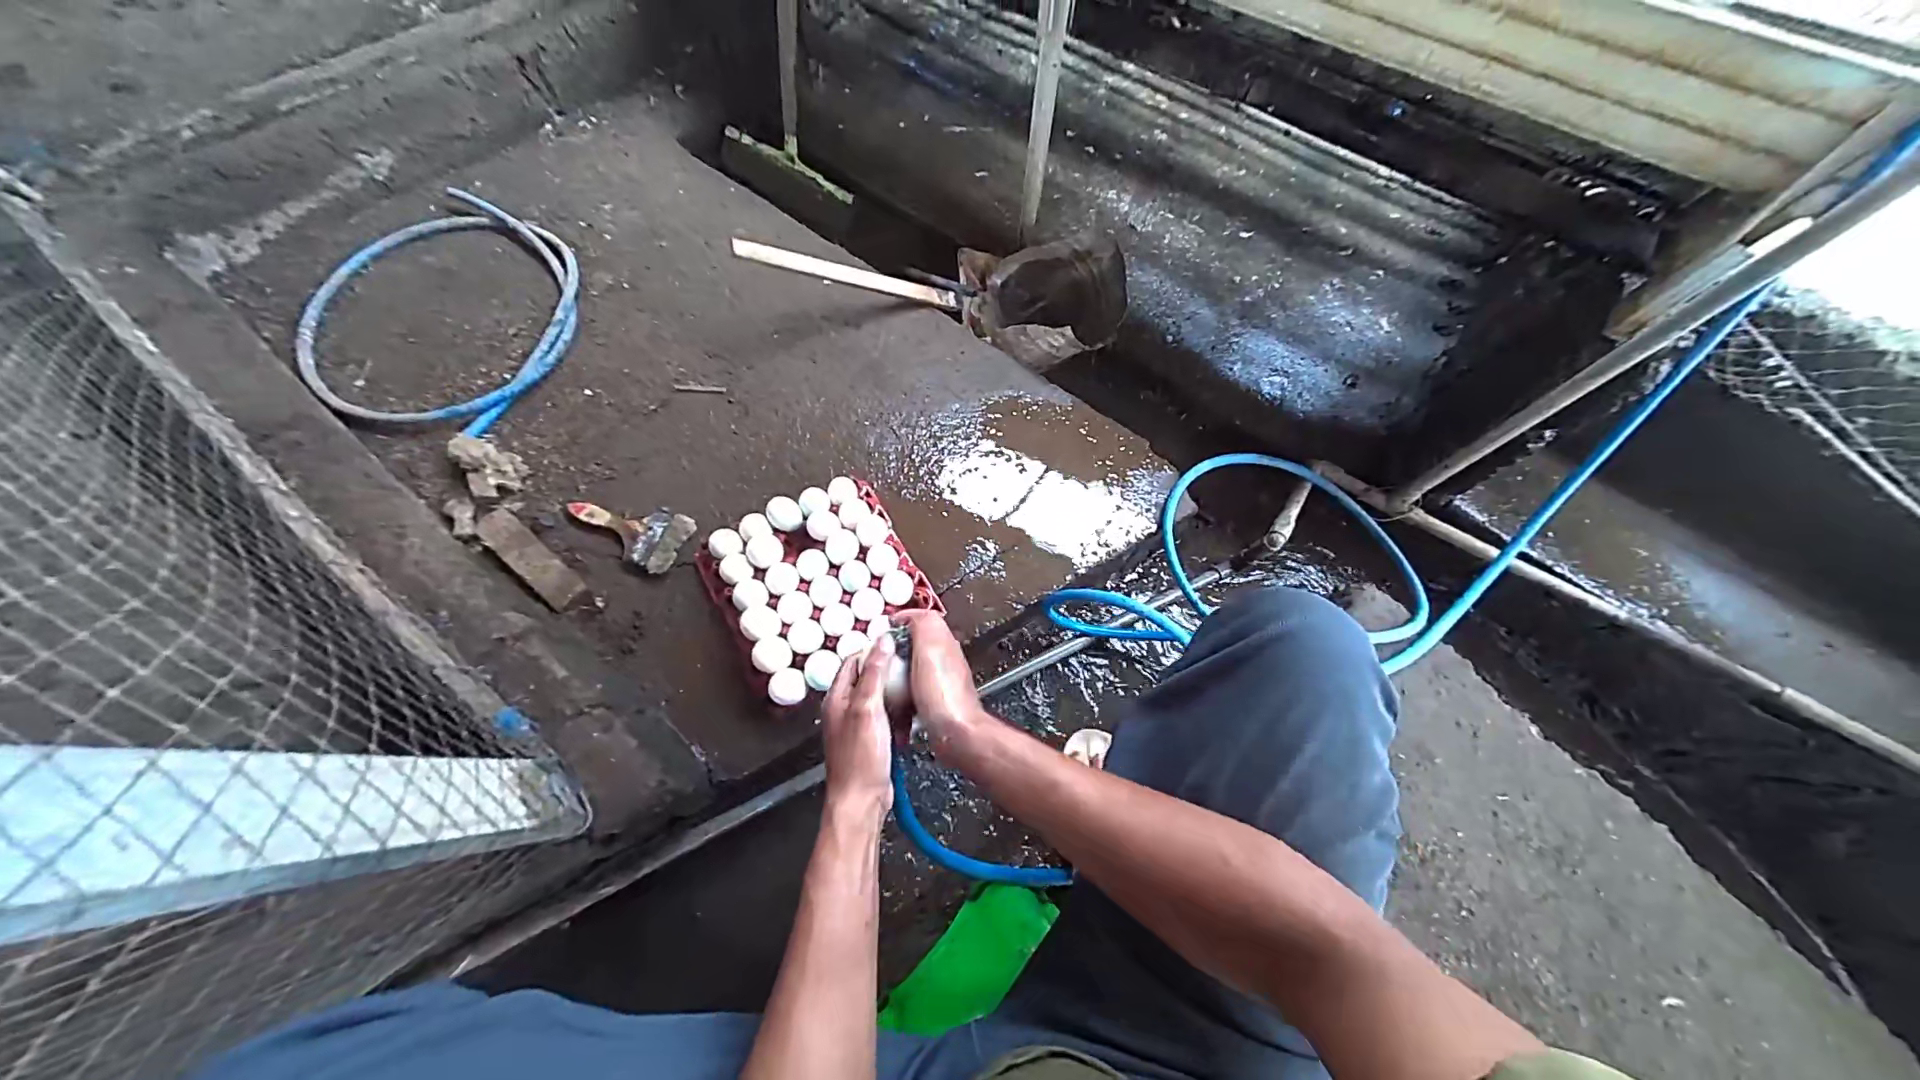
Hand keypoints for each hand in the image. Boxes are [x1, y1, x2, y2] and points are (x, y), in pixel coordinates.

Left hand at [821, 633, 896, 813]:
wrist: (862, 802)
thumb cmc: (860, 759)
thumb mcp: (868, 708)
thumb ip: (874, 673)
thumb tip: (882, 642)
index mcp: (837, 698)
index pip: (854, 661)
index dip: (875, 651)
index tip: (897, 648)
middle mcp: (845, 709)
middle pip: (869, 679)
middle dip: (890, 674)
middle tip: (909, 670)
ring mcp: (858, 726)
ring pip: (881, 699)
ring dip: (897, 697)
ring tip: (912, 696)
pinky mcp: (872, 741)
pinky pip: (888, 719)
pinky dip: (899, 718)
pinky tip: (909, 722)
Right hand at [890, 610, 987, 762]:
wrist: (955, 732)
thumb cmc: (944, 696)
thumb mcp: (929, 646)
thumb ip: (922, 624)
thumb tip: (909, 615)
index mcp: (942, 641)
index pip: (919, 619)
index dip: (899, 623)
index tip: (882, 632)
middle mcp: (943, 659)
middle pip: (913, 644)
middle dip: (894, 648)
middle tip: (878, 655)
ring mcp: (939, 681)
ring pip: (910, 668)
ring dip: (896, 672)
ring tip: (883, 678)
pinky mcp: (933, 701)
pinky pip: (910, 691)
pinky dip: (900, 694)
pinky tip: (894, 700)